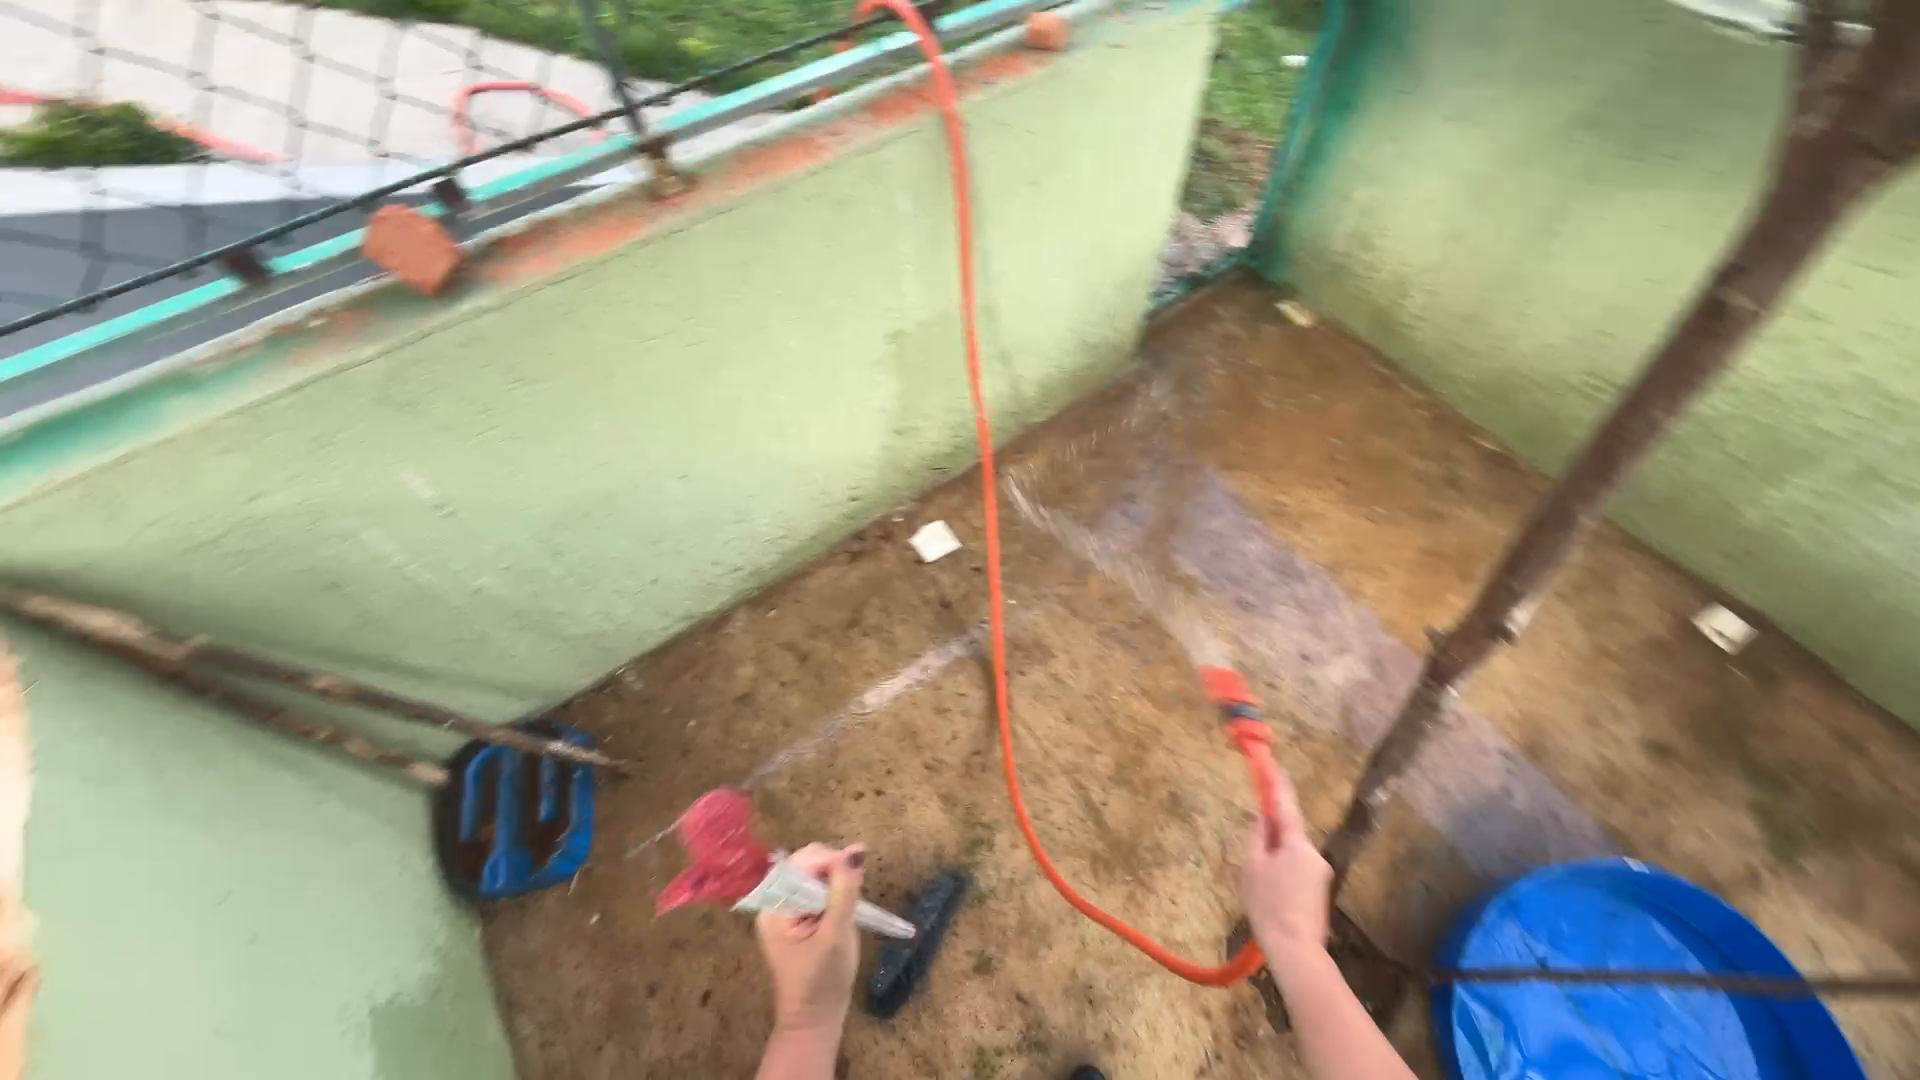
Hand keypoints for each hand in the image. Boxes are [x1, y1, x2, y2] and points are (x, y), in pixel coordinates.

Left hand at [755, 843, 866, 1034]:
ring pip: (811, 875)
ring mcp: (785, 912)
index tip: (858, 862)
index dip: (830, 859)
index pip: (800, 865)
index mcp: (775, 909)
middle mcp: (775, 905)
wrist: (815, 1021)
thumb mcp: (837, 934)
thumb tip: (855, 851)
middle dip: (832, 865)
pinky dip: (832, 888)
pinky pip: (814, 890)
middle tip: (858, 878)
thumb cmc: (823, 982)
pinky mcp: (797, 918)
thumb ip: (844, 891)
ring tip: (854, 889)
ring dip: (834, 876)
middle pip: (804, 865)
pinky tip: (846, 899)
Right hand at [1241, 769, 1331, 964]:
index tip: (1273, 765)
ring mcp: (1320, 873)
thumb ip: (1257, 836)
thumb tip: (1263, 817)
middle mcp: (1314, 853)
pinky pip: (1297, 868)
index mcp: (1297, 843)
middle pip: (1289, 832)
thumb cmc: (1268, 904)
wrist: (1295, 949)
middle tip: (1253, 846)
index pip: (1286, 806)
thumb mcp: (1253, 866)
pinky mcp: (1319, 891)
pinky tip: (1269, 890)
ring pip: (1292, 852)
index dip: (1278, 785)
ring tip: (1258, 879)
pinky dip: (1282, 869)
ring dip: (1275, 855)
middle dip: (1272, 832)